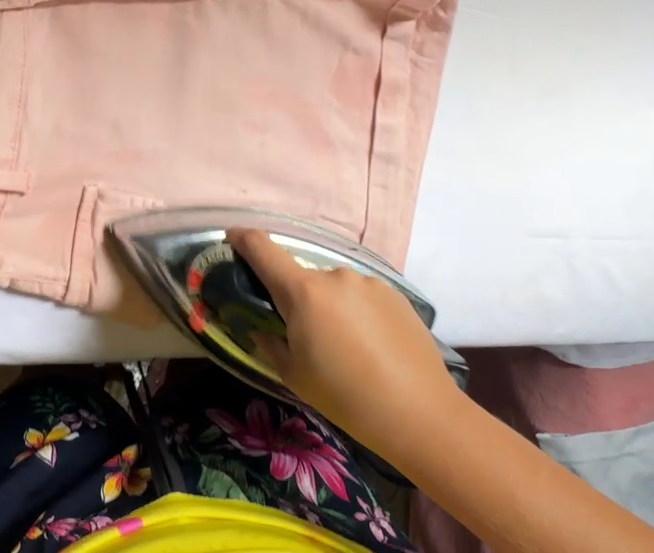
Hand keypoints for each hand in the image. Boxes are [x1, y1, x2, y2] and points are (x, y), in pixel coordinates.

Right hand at [229, 229, 462, 451]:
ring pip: (335, 288)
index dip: (243, 239)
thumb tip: (262, 327)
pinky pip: (362, 296)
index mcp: (303, 292)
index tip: (232, 238)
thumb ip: (270, 342)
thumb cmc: (346, 397)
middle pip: (302, 278)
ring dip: (330, 307)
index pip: (263, 249)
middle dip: (296, 299)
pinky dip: (357, 313)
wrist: (421, 414)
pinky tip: (371, 347)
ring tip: (345, 347)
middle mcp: (335, 276)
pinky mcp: (396, 294)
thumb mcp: (293, 375)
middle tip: (305, 335)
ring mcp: (369, 282)